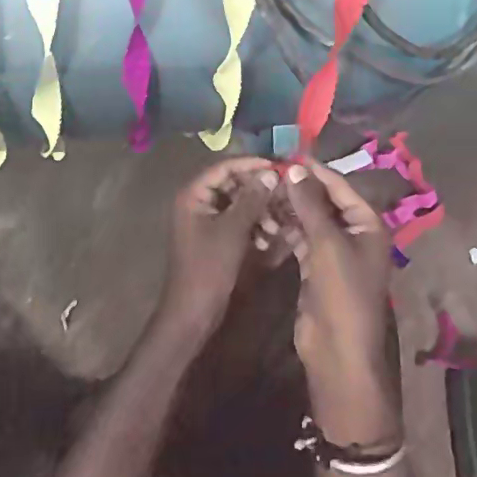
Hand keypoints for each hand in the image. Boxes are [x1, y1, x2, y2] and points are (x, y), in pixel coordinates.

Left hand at [161, 157, 279, 339]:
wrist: (192, 312)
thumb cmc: (209, 267)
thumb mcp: (233, 230)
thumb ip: (252, 199)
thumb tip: (271, 173)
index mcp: (193, 194)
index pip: (224, 167)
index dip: (251, 164)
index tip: (279, 167)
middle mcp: (197, 201)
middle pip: (232, 184)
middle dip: (258, 190)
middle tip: (283, 195)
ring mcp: (204, 220)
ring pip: (236, 203)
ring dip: (258, 210)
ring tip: (276, 224)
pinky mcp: (213, 236)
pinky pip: (235, 220)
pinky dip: (252, 224)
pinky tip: (270, 237)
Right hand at [281, 161, 398, 443]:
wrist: (338, 351)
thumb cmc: (342, 291)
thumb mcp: (326, 243)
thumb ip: (310, 204)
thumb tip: (295, 167)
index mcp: (367, 224)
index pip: (339, 187)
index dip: (314, 171)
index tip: (285, 156)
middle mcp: (354, 234)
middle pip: (324, 202)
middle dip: (298, 189)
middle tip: (268, 175)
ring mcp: (335, 252)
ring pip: (311, 220)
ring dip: (290, 208)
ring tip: (263, 193)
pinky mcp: (317, 269)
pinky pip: (302, 239)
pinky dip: (287, 229)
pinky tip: (266, 218)